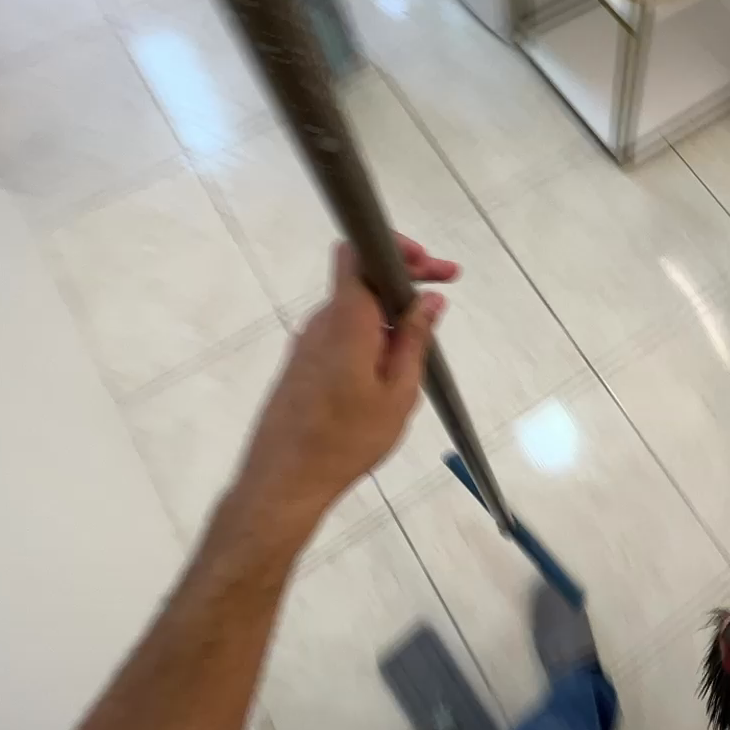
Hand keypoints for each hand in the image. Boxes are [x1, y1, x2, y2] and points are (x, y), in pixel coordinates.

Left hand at [228, 235, 457, 538]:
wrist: (283, 482)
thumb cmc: (347, 440)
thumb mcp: (398, 393)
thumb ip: (415, 340)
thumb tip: (430, 300)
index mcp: (347, 321)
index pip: (359, 253)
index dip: (396, 247)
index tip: (431, 266)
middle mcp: (322, 321)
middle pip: (363, 277)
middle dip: (407, 279)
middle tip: (446, 293)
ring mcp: (308, 341)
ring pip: (355, 306)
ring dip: (391, 310)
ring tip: (423, 341)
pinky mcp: (302, 361)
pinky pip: (343, 329)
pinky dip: (372, 331)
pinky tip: (391, 364)